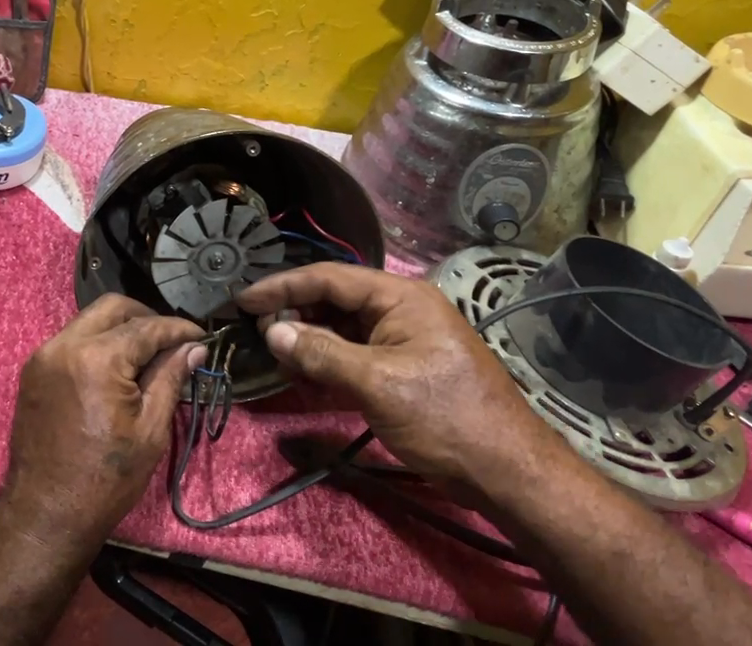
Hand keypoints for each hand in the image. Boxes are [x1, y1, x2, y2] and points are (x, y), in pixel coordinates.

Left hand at [0, 294, 205, 546]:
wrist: (47, 510)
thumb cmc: (106, 477)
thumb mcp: (150, 429)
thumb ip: (169, 378)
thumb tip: (193, 348)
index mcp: (97, 359)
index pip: (145, 327)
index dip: (177, 328)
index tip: (201, 335)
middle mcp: (65, 344)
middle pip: (112, 307)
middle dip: (146, 317)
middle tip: (172, 340)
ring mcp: (44, 355)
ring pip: (89, 320)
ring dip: (119, 328)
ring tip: (147, 354)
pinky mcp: (34, 369)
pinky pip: (71, 339)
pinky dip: (96, 342)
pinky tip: (116, 366)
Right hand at [235, 263, 564, 495]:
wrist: (508, 473)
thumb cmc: (446, 418)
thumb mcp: (377, 384)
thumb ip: (321, 353)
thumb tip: (271, 331)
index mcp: (400, 297)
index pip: (328, 278)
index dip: (282, 287)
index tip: (243, 300)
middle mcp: (399, 309)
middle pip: (333, 300)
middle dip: (293, 314)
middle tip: (255, 331)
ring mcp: (401, 340)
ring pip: (340, 328)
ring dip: (307, 341)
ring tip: (273, 356)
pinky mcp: (400, 369)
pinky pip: (353, 354)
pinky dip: (326, 362)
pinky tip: (301, 375)